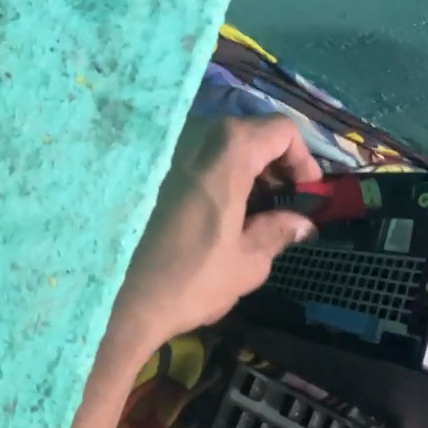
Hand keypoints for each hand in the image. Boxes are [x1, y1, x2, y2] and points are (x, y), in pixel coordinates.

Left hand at [107, 116, 322, 356]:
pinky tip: (220, 211)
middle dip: (275, 162)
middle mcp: (196, 136)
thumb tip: (302, 222)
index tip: (306, 194)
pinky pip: (197, 154)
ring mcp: (169, 148)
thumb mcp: (248, 261)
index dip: (303, 158)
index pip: (281, 129)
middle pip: (251, 130)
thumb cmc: (191, 279)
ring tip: (253, 212)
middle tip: (283, 204)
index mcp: (227, 153)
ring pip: (222, 141)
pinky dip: (218, 172)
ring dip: (246, 167)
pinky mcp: (151, 166)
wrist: (121, 298)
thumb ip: (279, 230)